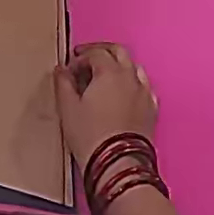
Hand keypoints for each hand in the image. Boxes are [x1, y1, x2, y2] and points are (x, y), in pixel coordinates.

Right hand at [52, 43, 157, 168]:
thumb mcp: (67, 107)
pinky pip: (143, 86)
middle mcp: (130, 77)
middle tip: (86, 59)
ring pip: (133, 67)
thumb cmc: (89, 134)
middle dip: (101, 51)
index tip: (69, 69)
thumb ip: (63, 83)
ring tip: (104, 76)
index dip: (79, 58)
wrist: (118, 163)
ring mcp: (144, 92)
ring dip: (118, 65)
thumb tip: (61, 70)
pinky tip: (123, 93)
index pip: (95, 53)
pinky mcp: (152, 109)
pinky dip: (131, 83)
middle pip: (118, 51)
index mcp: (109, 72)